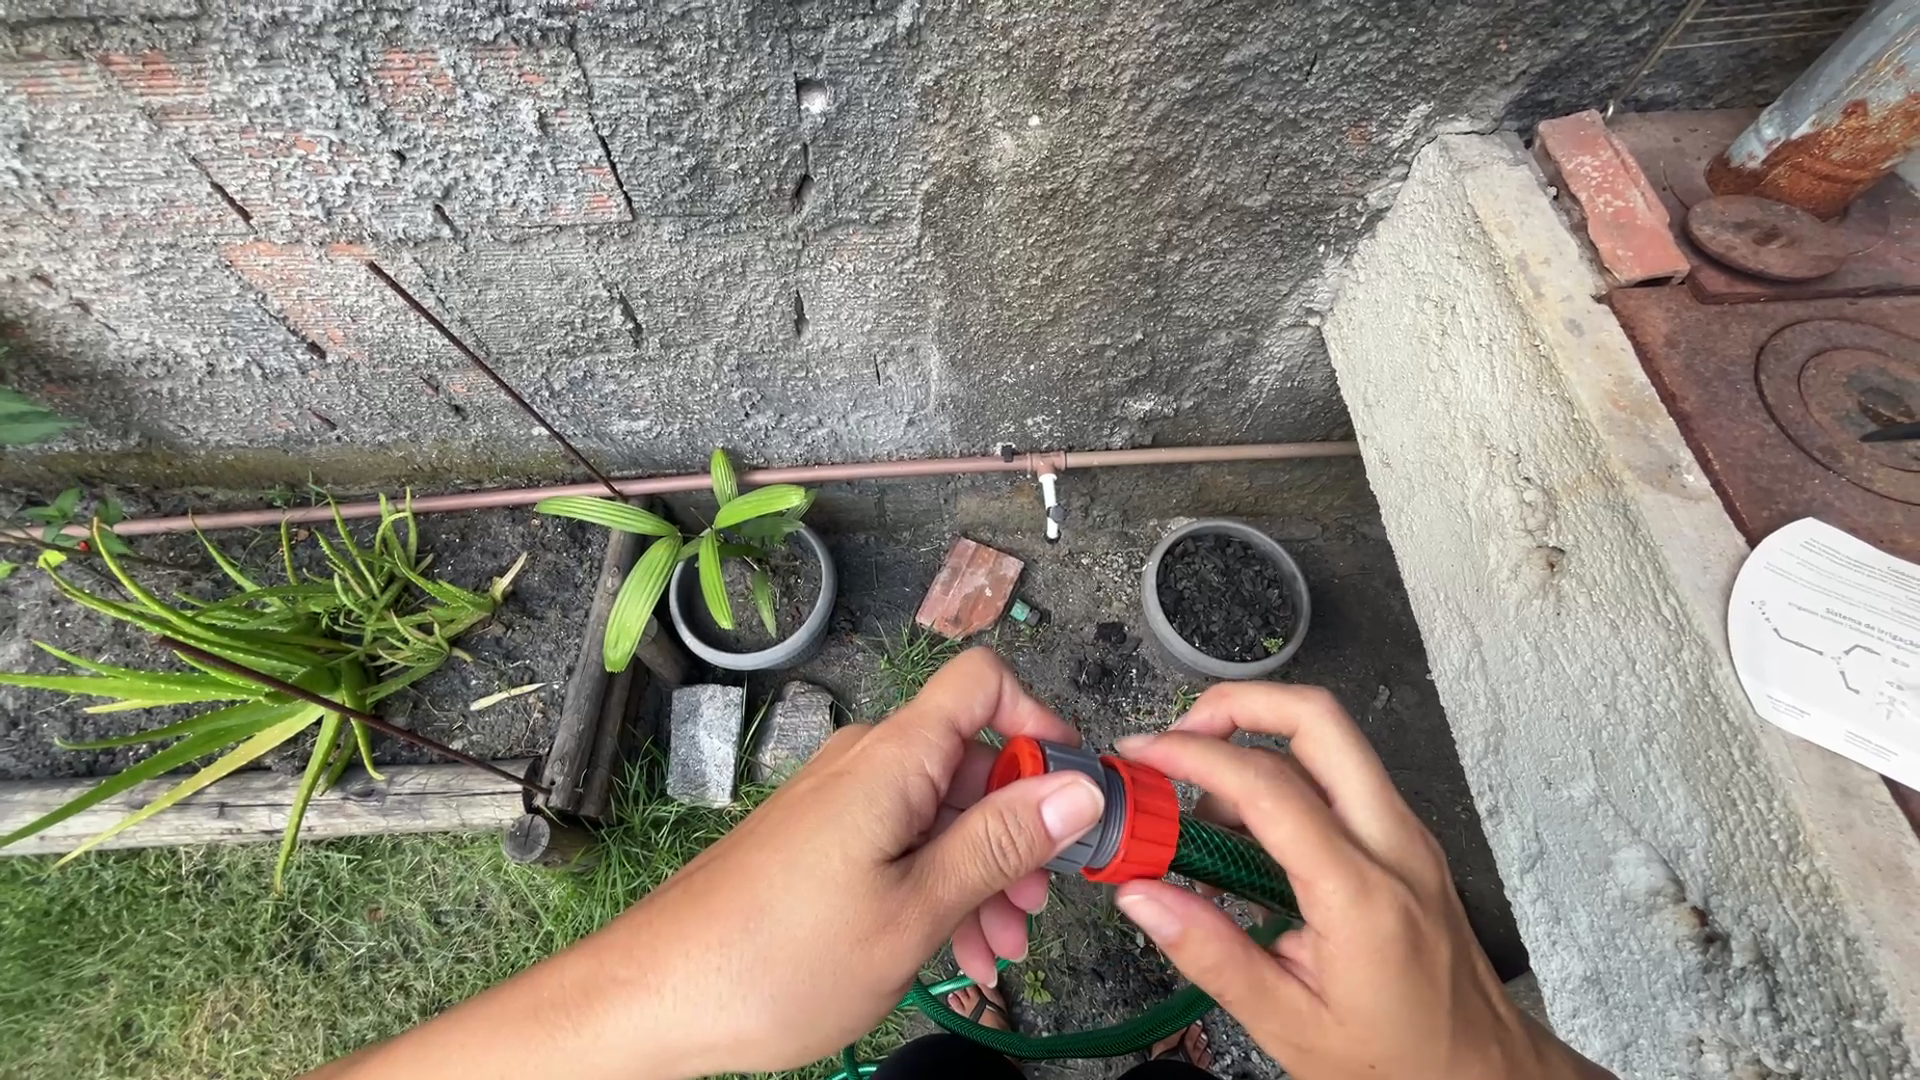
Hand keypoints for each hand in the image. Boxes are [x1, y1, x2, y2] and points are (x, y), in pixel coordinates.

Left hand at [310, 647, 1105, 1079]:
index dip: (1040, 722)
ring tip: (1001, 948)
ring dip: (983, 868)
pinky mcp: (830, 833)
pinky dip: (939, 881)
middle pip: (973, 759)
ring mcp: (848, 797)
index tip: (1074, 794)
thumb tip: (1080, 788)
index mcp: (896, 755)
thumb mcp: (914, 910)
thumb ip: (1001, 842)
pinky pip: (904, 837)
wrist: (654, 997)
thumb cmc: (784, 957)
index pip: (984, 683)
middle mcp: (872, 759)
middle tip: (1040, 907)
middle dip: (1020, 827)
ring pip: (943, 808)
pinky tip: (958, 950)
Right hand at [1110, 683, 1611, 1079]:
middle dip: (1235, 703)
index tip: (1142, 755)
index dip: (1193, 756)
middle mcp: (1392, 841)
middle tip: (1179, 735)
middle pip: (1318, 717)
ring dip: (1252, 735)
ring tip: (1203, 800)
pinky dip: (1276, 765)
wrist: (1492, 1079)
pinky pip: (1332, 767)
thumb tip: (1139, 894)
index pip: (1268, 787)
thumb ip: (1208, 953)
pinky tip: (1244, 824)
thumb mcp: (1289, 1028)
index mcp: (1362, 895)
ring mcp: (1402, 829)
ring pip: (1327, 733)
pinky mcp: (1399, 831)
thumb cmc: (1400, 1063)